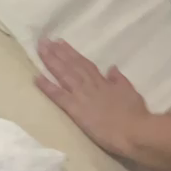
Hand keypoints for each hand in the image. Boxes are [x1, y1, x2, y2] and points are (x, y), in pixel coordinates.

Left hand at [35, 39, 149, 156]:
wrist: (134, 130)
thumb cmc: (135, 114)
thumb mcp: (129, 92)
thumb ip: (118, 80)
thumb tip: (112, 68)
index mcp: (102, 81)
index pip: (84, 63)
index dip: (71, 53)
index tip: (60, 43)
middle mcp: (90, 84)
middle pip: (71, 65)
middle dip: (57, 52)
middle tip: (43, 41)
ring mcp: (81, 95)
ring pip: (64, 74)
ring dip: (51, 61)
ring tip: (40, 50)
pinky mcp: (75, 109)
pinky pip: (58, 96)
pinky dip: (47, 86)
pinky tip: (36, 78)